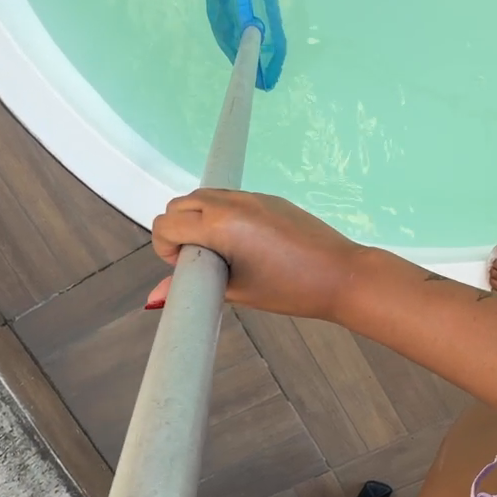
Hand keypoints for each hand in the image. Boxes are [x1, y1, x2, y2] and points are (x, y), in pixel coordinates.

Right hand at [148, 189, 367, 319]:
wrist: (341, 275)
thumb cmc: (292, 289)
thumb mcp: (238, 291)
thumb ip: (194, 287)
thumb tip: (155, 300)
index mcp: (219, 225)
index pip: (166, 224)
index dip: (166, 249)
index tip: (183, 268)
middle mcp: (232, 203)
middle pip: (181, 204)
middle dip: (179, 230)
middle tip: (199, 261)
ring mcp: (254, 197)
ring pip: (206, 197)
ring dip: (200, 219)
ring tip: (222, 253)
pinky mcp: (271, 198)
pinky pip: (233, 198)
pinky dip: (225, 215)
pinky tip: (245, 244)